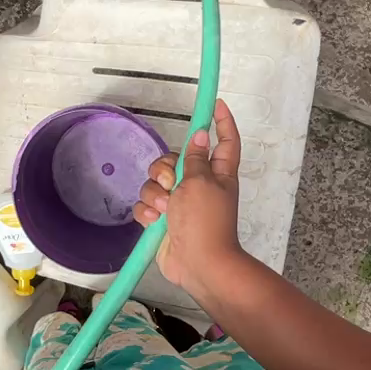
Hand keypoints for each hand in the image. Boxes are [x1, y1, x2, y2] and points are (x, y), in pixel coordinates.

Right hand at [132, 99, 242, 295]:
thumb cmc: (206, 222)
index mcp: (218, 173)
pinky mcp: (163, 220)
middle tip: (170, 184)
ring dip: (155, 195)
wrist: (198, 264)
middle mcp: (198, 184)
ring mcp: (180, 203)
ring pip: (155, 183)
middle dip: (164, 169)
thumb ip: (195, 158)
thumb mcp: (200, 183)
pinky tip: (154, 222)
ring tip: (164, 210)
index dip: (222, 122)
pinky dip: (147, 212)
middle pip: (174, 160)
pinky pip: (146, 205)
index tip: (216, 105)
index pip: (224, 141)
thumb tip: (200, 134)